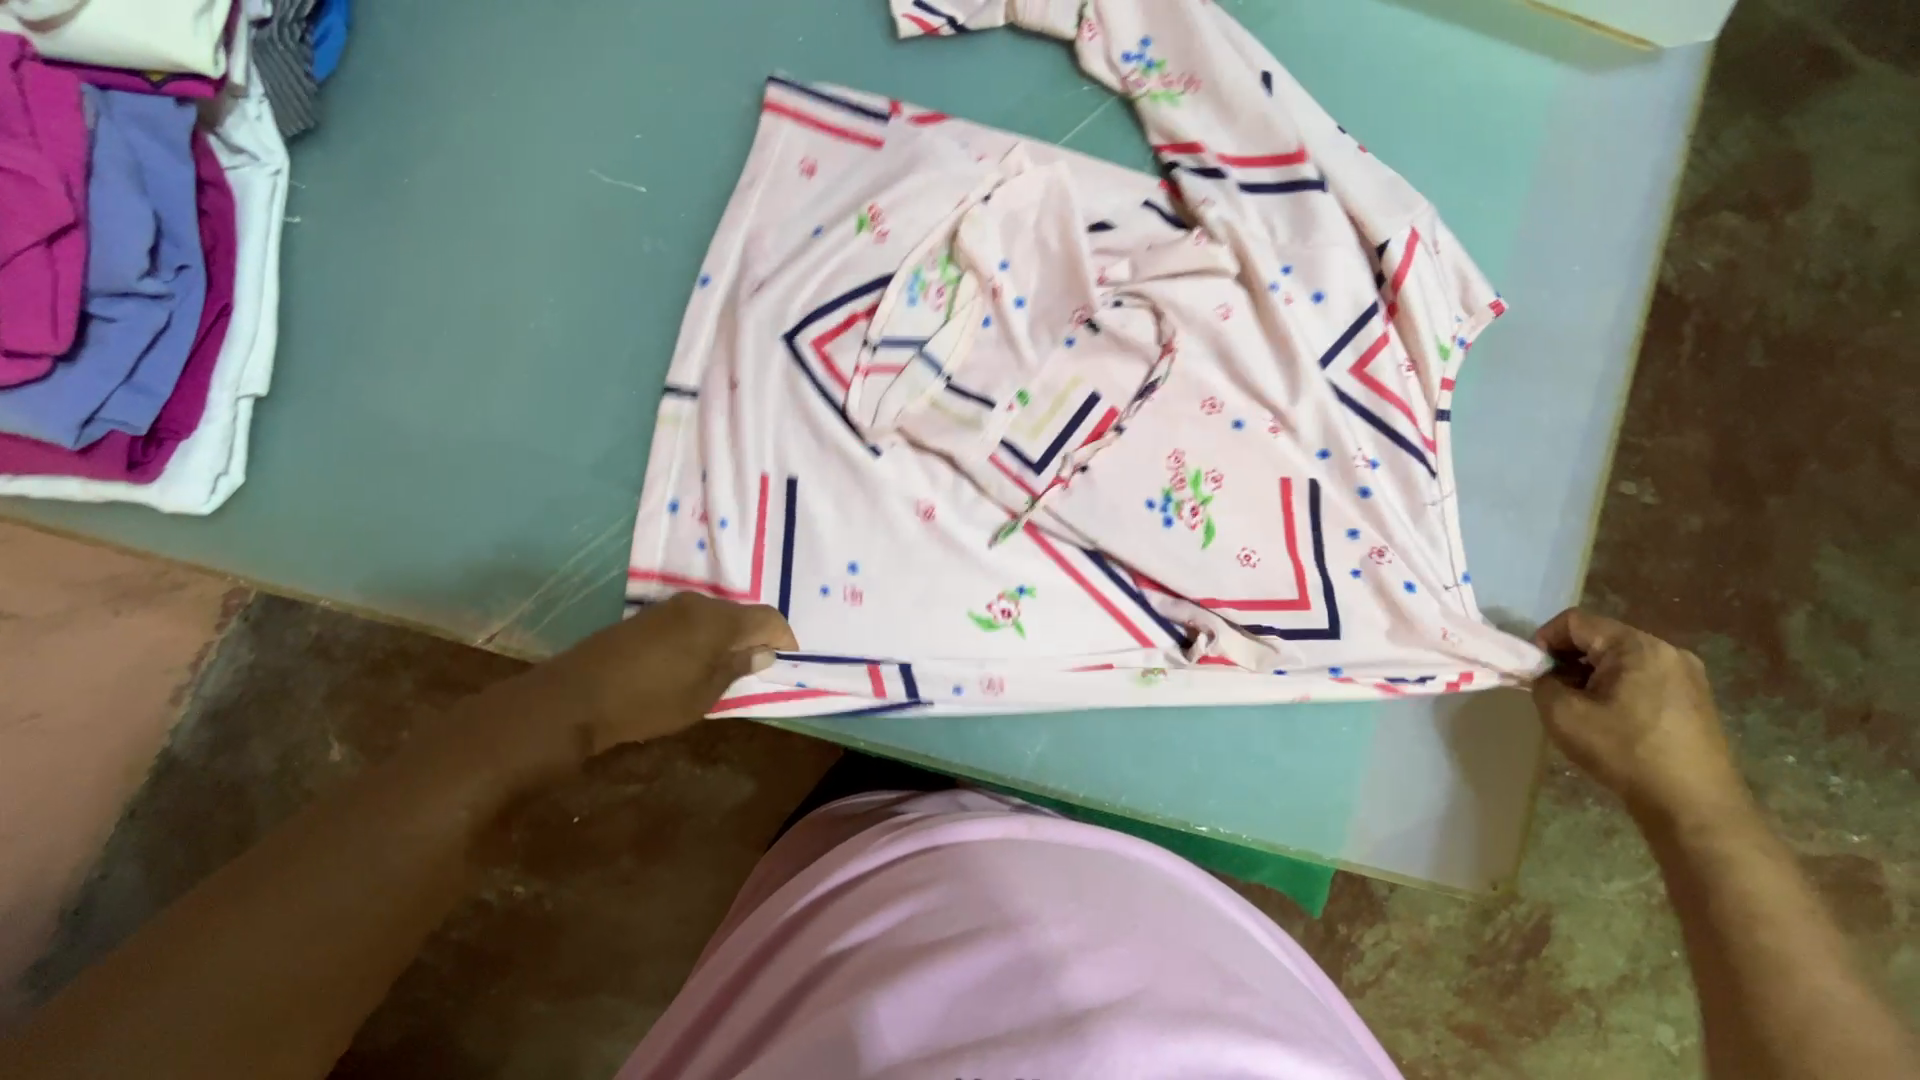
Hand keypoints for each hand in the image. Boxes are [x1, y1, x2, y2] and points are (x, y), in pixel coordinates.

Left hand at [528, 593, 796, 751]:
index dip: (782, 636)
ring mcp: (669, 608)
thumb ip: (736, 668)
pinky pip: (691, 621)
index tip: (788, 658)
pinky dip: (704, 637)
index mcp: (717, 620)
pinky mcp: (648, 617)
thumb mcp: (703, 695)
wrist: (576, 696)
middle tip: (759, 666)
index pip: (767, 617)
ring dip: (727, 637)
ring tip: (728, 667)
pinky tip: (696, 661)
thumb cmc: (649, 700)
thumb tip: (763, 652)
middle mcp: (697, 604)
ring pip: (715, 616)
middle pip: (740, 613)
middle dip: (755, 636)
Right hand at [1531, 609, 1745, 820]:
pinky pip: (1643, 678)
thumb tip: (1548, 675)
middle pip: (1601, 638)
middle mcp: (1667, 651)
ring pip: (1622, 659)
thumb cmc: (1624, 752)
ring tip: (1582, 709)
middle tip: (1554, 692)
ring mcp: (1687, 675)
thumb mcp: (1562, 714)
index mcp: (1637, 647)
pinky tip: (1613, 721)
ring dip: (1592, 676)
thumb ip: (1542, 681)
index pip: (1575, 621)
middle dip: (1569, 659)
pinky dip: (1617, 689)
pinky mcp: (1695, 699)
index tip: (1533, 672)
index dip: (1543, 640)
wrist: (1693, 804)